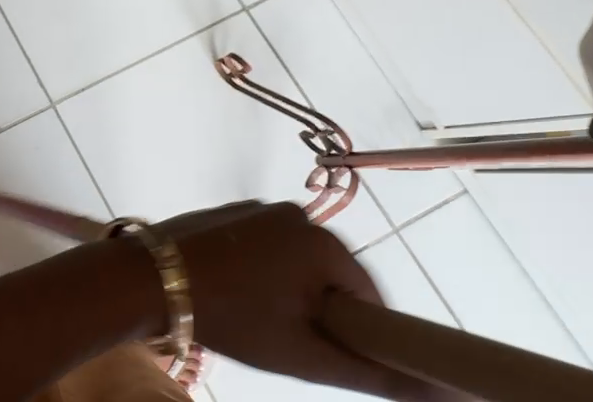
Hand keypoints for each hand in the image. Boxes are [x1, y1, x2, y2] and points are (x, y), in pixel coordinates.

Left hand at [159, 200, 456, 401]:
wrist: (148, 278)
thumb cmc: (231, 317)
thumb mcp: (307, 355)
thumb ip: (376, 374)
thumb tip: (444, 392)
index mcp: (323, 241)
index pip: (370, 297)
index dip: (359, 333)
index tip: (331, 353)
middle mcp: (295, 213)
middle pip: (332, 277)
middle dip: (319, 312)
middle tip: (284, 338)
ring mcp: (258, 208)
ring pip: (297, 265)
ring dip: (289, 294)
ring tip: (255, 316)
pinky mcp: (229, 212)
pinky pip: (265, 249)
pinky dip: (261, 273)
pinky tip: (235, 293)